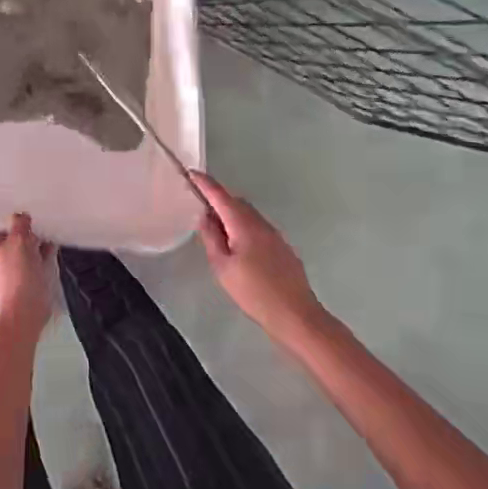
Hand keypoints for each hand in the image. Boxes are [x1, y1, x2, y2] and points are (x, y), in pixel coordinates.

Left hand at [0, 213, 57, 340]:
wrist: (28, 307)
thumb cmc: (17, 272)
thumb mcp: (17, 239)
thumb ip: (20, 223)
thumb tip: (22, 215)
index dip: (2, 211)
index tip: (12, 197)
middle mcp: (3, 252)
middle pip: (12, 231)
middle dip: (23, 220)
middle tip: (34, 201)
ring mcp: (19, 262)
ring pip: (28, 240)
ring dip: (37, 231)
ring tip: (47, 213)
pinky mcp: (34, 270)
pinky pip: (41, 251)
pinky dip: (47, 244)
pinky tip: (55, 231)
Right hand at [194, 172, 325, 337]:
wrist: (296, 315)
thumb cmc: (254, 292)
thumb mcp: (223, 267)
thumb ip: (212, 238)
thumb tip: (205, 217)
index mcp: (244, 224)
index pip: (220, 195)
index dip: (205, 183)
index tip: (191, 173)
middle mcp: (261, 223)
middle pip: (236, 202)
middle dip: (218, 199)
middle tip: (200, 207)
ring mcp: (275, 234)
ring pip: (248, 215)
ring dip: (231, 214)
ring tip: (216, 230)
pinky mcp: (282, 247)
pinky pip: (258, 227)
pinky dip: (243, 226)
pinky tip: (238, 246)